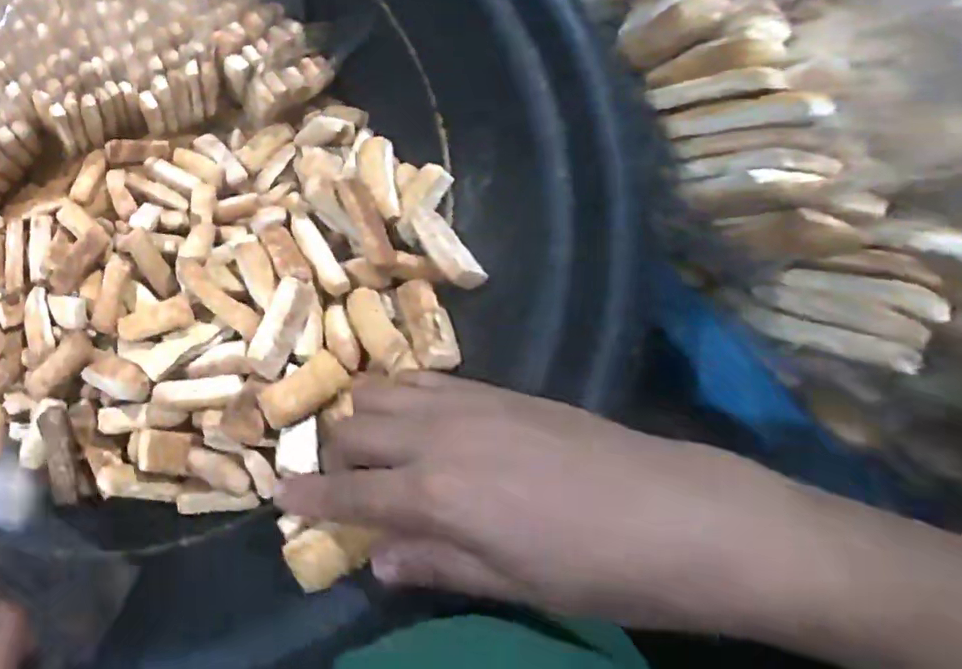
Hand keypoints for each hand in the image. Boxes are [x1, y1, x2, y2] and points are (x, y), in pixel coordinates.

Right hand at [275, 372, 828, 635]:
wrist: (683, 515)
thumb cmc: (600, 571)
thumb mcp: (515, 584)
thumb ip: (435, 564)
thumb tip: (375, 561)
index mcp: (435, 495)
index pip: (349, 492)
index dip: (309, 496)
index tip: (278, 494)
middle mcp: (431, 438)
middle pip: (351, 431)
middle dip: (331, 456)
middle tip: (338, 481)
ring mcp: (458, 403)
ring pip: (375, 393)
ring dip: (358, 417)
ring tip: (366, 443)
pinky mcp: (486, 387)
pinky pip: (417, 376)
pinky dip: (394, 390)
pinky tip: (404, 408)